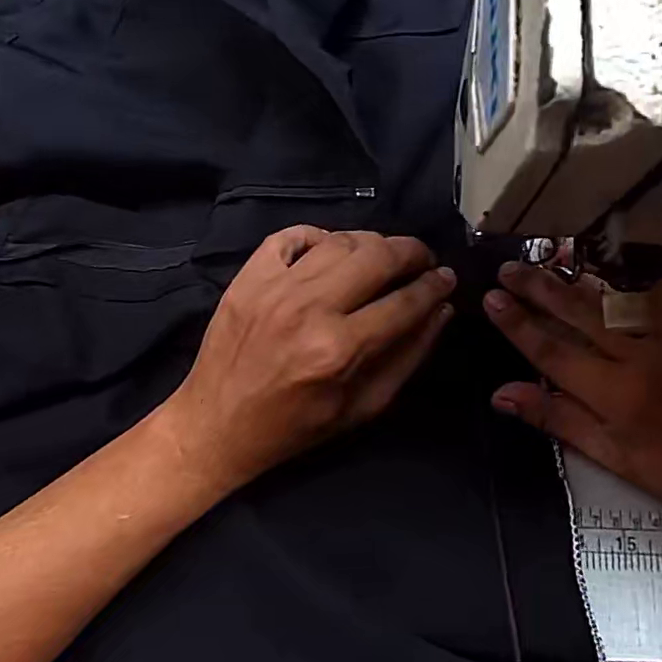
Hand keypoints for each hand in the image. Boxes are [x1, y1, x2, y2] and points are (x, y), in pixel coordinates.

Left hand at [156, 226, 456, 491]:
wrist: (214, 427)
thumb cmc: (294, 427)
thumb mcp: (362, 407)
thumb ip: (408, 356)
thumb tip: (442, 310)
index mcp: (339, 350)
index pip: (405, 301)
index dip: (435, 285)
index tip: (447, 277)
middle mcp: (309, 309)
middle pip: (377, 256)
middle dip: (412, 252)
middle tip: (421, 260)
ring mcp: (274, 287)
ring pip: (340, 240)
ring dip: (371, 243)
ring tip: (380, 257)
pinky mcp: (248, 276)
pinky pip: (291, 234)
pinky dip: (317, 235)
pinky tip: (329, 250)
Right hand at [485, 252, 661, 533]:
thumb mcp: (619, 460)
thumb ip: (559, 420)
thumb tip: (505, 395)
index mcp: (618, 392)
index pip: (550, 350)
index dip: (515, 323)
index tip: (491, 299)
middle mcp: (647, 353)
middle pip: (579, 310)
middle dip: (538, 286)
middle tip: (510, 266)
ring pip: (628, 287)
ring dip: (592, 268)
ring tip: (563, 251)